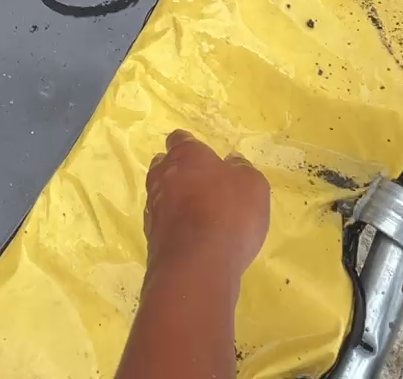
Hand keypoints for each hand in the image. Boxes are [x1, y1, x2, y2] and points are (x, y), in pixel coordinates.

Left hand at [143, 130, 270, 283]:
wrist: (197, 264)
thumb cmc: (229, 213)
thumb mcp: (252, 185)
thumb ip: (242, 169)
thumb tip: (233, 162)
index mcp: (185, 154)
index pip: (180, 139)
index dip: (191, 146)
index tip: (204, 157)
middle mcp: (162, 173)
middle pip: (164, 164)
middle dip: (179, 171)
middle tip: (202, 186)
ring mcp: (152, 204)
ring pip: (160, 192)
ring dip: (174, 199)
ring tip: (197, 215)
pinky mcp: (149, 234)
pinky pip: (161, 220)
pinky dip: (172, 224)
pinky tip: (189, 236)